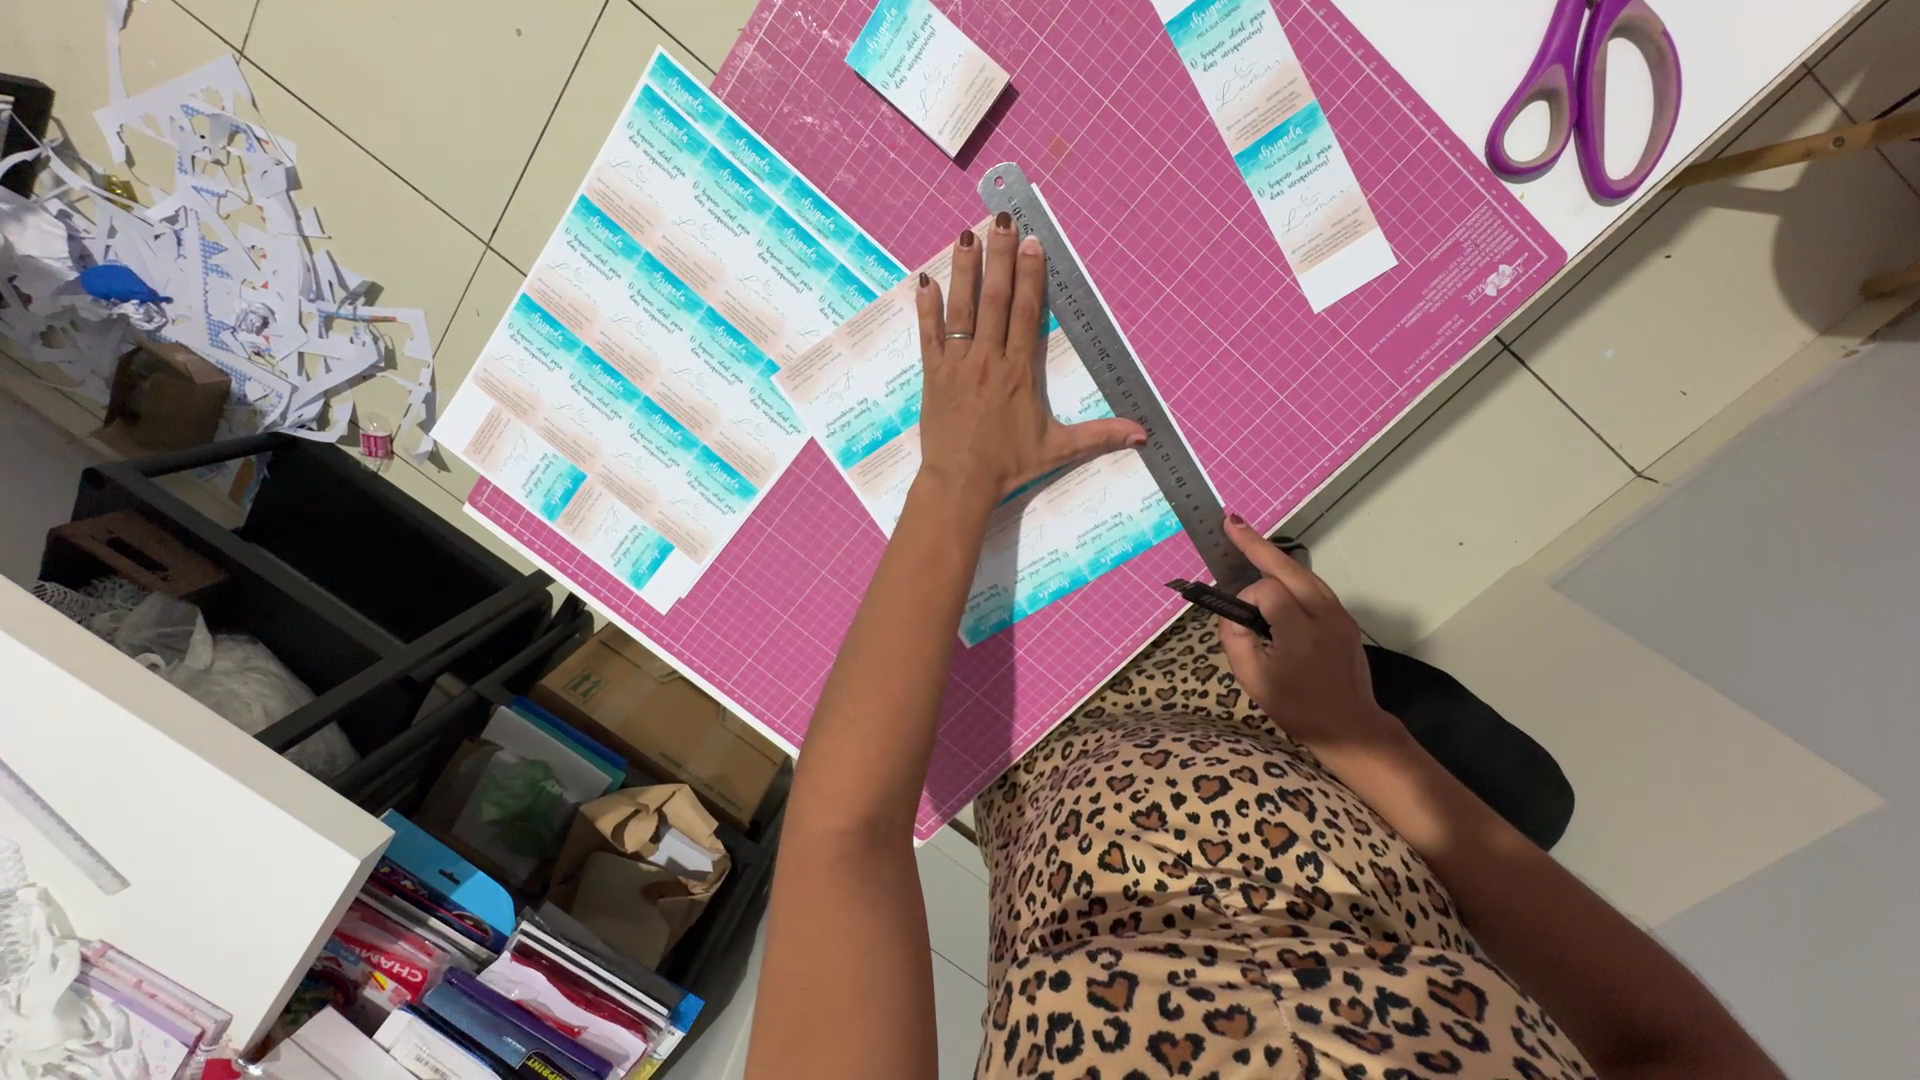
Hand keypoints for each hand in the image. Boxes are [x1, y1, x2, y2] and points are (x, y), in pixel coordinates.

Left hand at [913, 212, 1143, 505]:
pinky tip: (925, 279)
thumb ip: (1099, 436)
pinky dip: (927, 308)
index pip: (1025, 313)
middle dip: (998, 258)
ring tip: (966, 235)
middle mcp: (988, 360)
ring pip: (961, 310)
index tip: (1030, 242)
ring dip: (964, 270)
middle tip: (999, 220)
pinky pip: (929, 335)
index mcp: (1019, 371)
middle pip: (994, 300)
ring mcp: (957, 365)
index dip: (1029, 276)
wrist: (961, 483)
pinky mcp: (933, 375)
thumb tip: (1142, 434)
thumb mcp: (1058, 450)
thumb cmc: (1009, 465)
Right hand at [1217, 515, 1398, 745]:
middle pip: (1289, 568)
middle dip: (1258, 545)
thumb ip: (1235, 640)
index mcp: (1301, 633)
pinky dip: (1291, 575)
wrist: (1349, 727)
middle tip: (1232, 523)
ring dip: (1274, 558)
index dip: (1245, 599)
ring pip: (1304, 574)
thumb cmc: (1297, 708)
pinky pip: (1314, 588)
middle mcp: (1325, 616)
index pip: (1266, 592)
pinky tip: (1275, 572)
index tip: (1237, 620)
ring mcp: (1340, 615)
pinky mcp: (1345, 619)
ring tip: (1248, 539)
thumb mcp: (1253, 679)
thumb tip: (1232, 613)